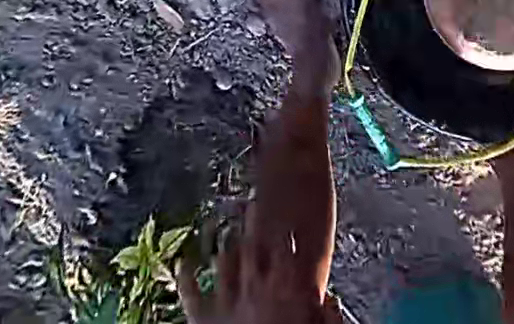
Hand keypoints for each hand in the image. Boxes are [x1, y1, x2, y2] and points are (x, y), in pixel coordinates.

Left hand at [177, 226, 338, 323]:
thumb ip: (325, 316)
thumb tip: (330, 298)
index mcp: (283, 289)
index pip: (286, 249)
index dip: (287, 232)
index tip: (288, 219)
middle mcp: (254, 287)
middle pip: (253, 245)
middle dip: (253, 222)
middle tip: (252, 203)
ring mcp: (226, 302)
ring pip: (224, 263)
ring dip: (225, 245)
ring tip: (225, 226)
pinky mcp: (202, 320)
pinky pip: (190, 294)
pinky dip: (186, 277)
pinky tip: (183, 261)